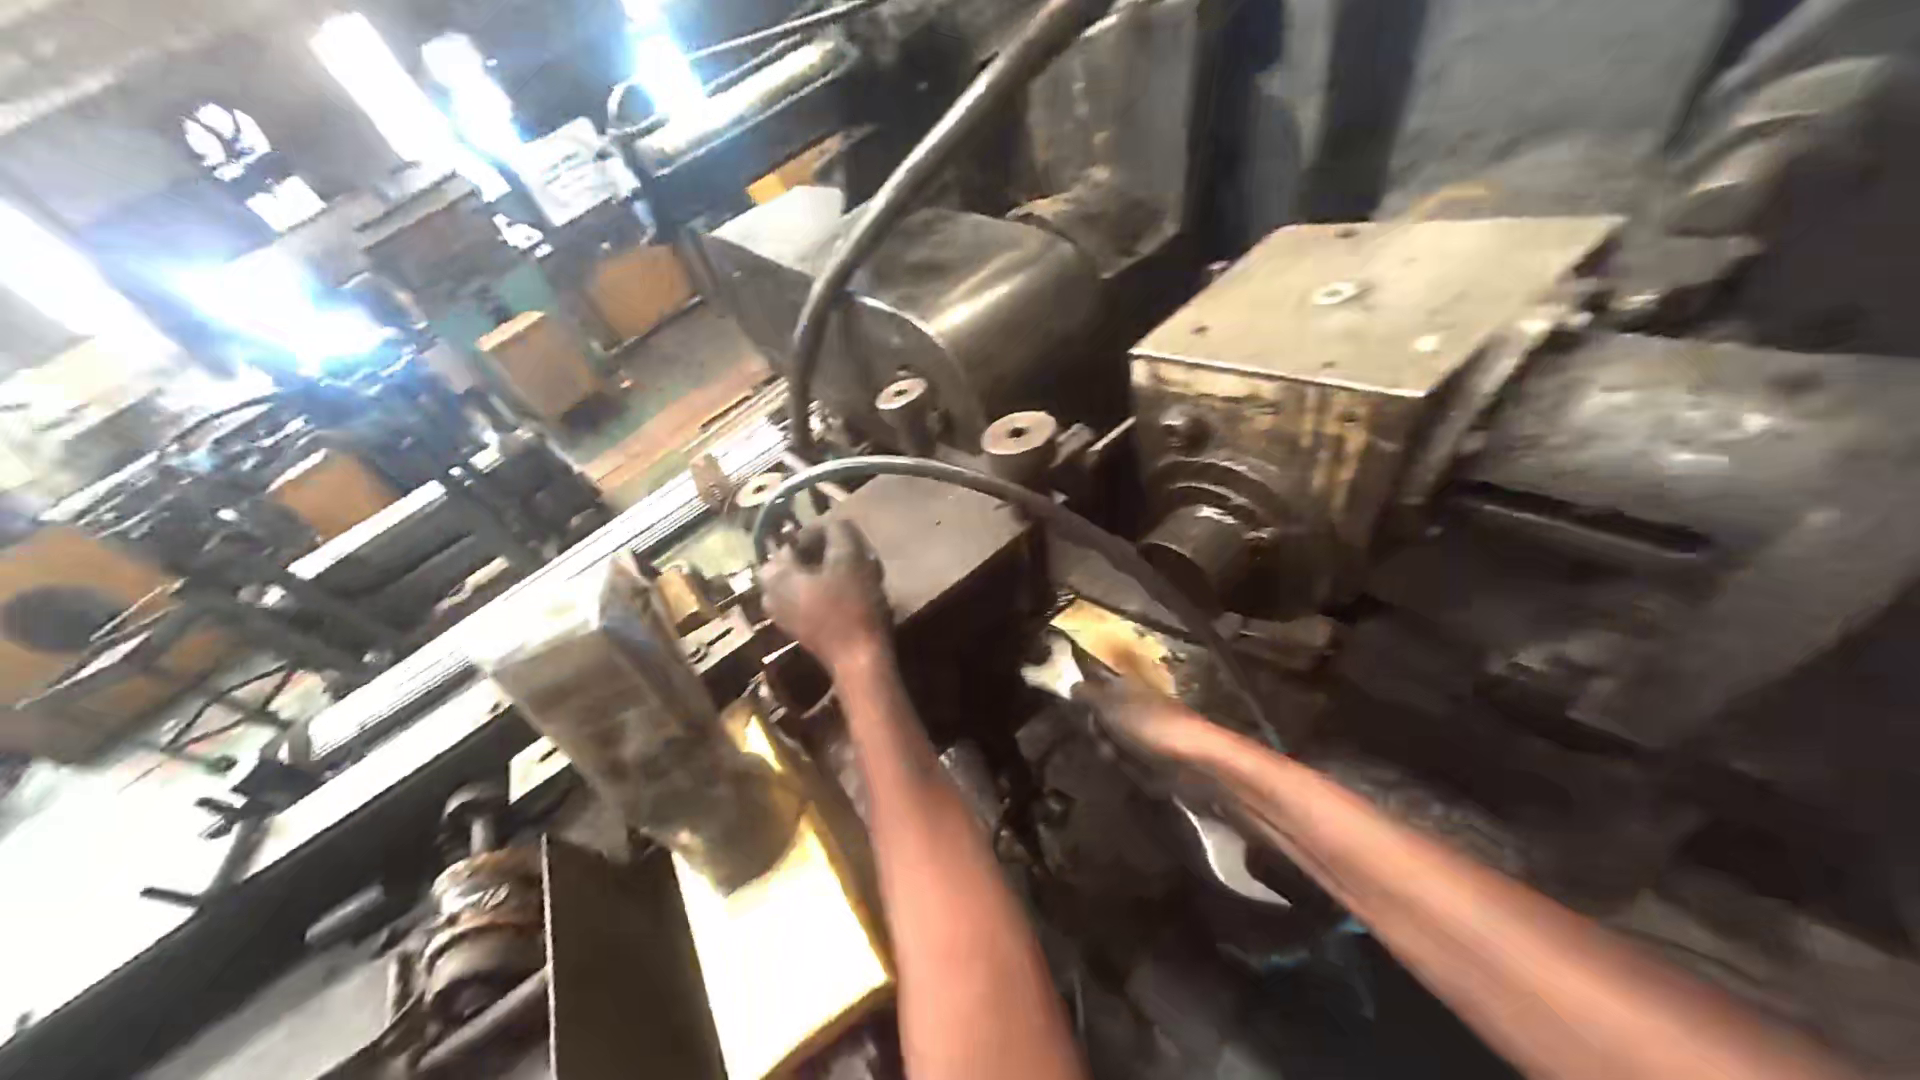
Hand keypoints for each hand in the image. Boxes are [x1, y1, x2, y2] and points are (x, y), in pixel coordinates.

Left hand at [759, 521, 891, 675]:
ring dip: (823, 572)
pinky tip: (847, 594)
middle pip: (794, 560)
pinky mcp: (798, 630)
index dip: (817, 533)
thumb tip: (833, 522)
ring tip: (850, 572)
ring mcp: (782, 615)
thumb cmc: (853, 605)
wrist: (860, 659)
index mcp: (776, 575)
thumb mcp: (850, 558)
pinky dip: (823, 591)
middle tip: (846, 554)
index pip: (790, 540)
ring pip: (801, 580)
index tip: (841, 536)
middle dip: (819, 553)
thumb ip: (838, 531)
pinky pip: (806, 598)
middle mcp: (770, 594)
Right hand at [1074, 677, 1222, 766]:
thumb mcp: (1110, 703)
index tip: (1073, 709)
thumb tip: (1071, 686)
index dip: (1082, 697)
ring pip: (1110, 739)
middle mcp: (1134, 705)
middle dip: (1095, 728)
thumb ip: (1086, 694)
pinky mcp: (1151, 759)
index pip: (1095, 684)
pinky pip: (1125, 760)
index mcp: (1127, 685)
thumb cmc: (1149, 725)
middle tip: (1098, 736)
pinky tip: (1125, 768)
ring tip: (1114, 758)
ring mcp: (1143, 732)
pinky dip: (1123, 765)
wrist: (1194, 762)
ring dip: (1108, 750)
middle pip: (1099, 715)